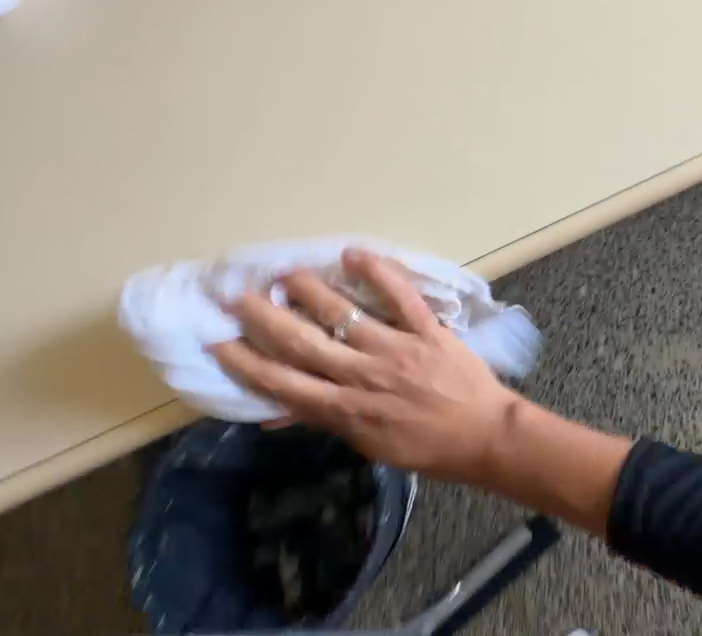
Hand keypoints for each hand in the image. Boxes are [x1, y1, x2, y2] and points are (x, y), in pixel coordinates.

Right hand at [211, 248, 523, 482]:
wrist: (483, 435)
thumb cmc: (424, 446)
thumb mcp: (367, 444)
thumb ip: (325, 420)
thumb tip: (275, 411)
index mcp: (345, 409)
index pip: (283, 383)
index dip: (246, 362)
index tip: (219, 341)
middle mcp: (363, 376)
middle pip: (304, 344)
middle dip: (265, 319)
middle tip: (238, 297)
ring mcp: (397, 349)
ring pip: (344, 316)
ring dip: (311, 292)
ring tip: (286, 273)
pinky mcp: (428, 330)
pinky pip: (401, 297)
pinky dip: (378, 273)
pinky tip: (353, 255)